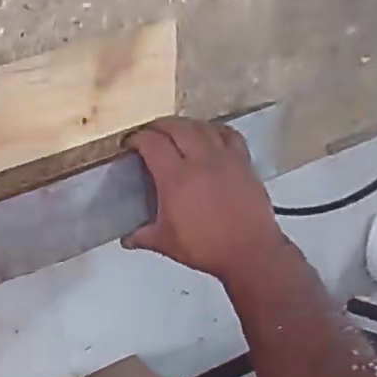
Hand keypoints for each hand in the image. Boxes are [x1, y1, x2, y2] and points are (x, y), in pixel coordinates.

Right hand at [121, 117, 295, 281]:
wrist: (248, 251)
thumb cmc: (208, 248)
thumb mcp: (167, 243)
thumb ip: (144, 236)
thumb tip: (128, 239)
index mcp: (176, 178)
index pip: (152, 143)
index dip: (137, 138)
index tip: (131, 142)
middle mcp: (200, 161)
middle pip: (176, 127)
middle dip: (159, 126)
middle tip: (150, 133)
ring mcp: (224, 159)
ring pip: (202, 127)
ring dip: (186, 125)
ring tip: (177, 131)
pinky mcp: (243, 163)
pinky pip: (229, 135)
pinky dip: (216, 130)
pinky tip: (212, 135)